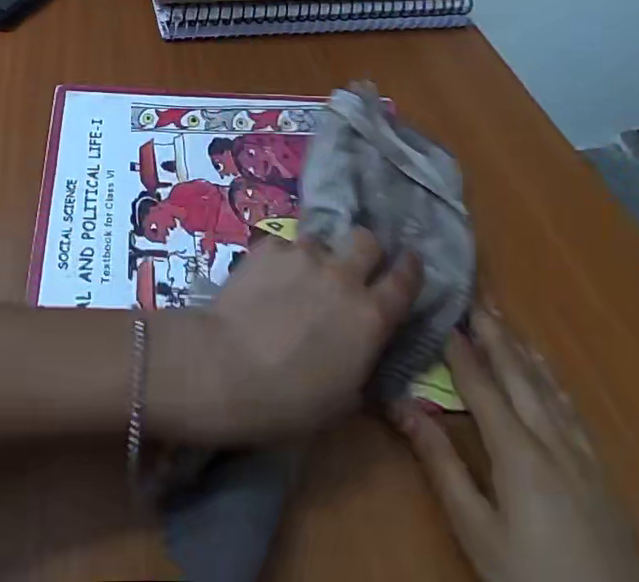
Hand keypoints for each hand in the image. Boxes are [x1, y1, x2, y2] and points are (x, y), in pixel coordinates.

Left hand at [153, 230, 421, 441]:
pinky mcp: (266, 248)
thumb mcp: (346, 396)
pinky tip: (266, 276)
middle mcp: (343, 277)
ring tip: (298, 275)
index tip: (409, 263)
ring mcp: (303, 256)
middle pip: (366, 240)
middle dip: (364, 249)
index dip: (410, 268)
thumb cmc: (292, 398)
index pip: (406, 279)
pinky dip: (280, 257)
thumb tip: (363, 350)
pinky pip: (283, 245)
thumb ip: (364, 362)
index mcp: (373, 316)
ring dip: (316, 254)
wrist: (228, 366)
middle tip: (352, 265)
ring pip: (320, 239)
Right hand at [393, 309, 638, 581]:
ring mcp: (586, 461)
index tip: (445, 317)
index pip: (483, 389)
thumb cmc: (530, 575)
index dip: (462, 352)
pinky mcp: (603, 478)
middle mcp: (555, 445)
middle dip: (498, 339)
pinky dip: (556, 387)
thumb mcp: (476, 527)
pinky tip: (551, 381)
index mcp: (519, 454)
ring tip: (510, 326)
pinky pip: (574, 416)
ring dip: (528, 356)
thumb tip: (401, 404)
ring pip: (552, 393)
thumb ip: (441, 462)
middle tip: (479, 301)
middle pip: (522, 380)